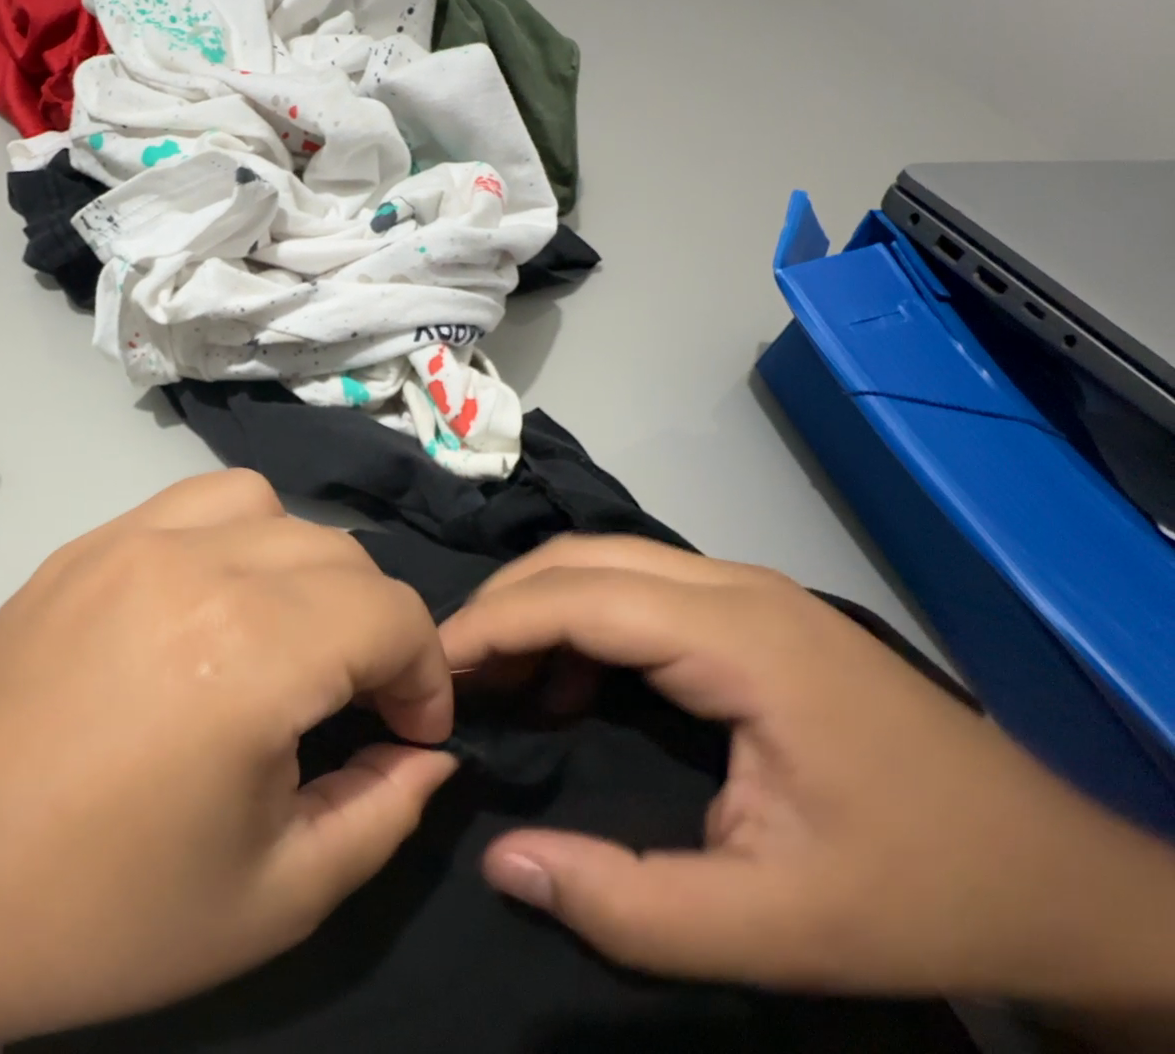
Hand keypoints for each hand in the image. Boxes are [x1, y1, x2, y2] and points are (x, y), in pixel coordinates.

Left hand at [0, 469, 455, 1053]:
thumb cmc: (102, 914)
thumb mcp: (276, 895)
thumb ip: (380, 812)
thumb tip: (427, 754)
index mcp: (250, 651)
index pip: (391, 613)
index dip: (423, 675)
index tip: (406, 735)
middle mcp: (189, 567)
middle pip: (337, 554)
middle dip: (372, 628)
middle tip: (350, 707)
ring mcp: (119, 547)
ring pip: (262, 507)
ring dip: (300, 569)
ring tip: (279, 645)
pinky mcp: (70, 555)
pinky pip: (182, 510)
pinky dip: (227, 544)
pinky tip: (201, 620)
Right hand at [441, 535, 1174, 1008]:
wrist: (1061, 885)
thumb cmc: (919, 896)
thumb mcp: (770, 930)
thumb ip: (626, 905)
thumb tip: (500, 860)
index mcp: (743, 643)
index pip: (576, 597)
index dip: (488, 629)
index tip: (428, 676)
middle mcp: (741, 593)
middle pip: (580, 559)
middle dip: (499, 608)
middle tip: (447, 678)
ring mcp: (753, 599)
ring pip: (605, 565)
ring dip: (535, 611)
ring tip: (493, 684)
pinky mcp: (757, 620)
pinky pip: (637, 591)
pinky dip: (577, 624)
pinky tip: (566, 690)